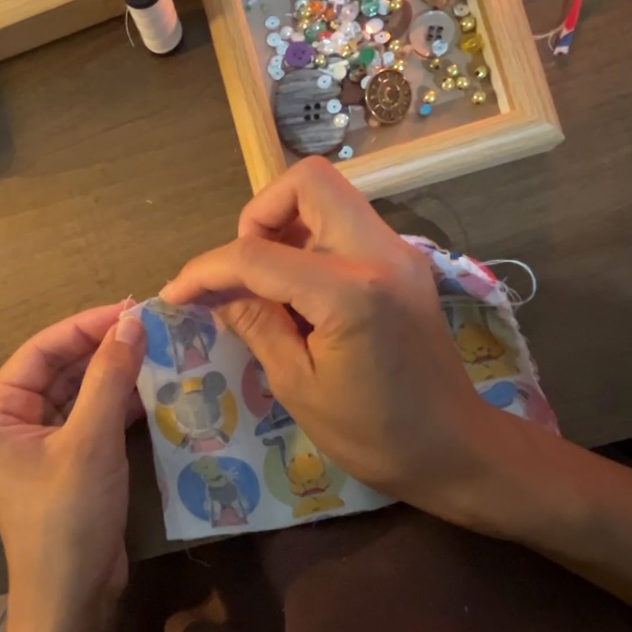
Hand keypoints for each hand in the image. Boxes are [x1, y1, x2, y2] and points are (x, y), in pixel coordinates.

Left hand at [0, 302, 145, 631]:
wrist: (72, 600)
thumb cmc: (68, 520)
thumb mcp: (89, 444)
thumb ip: (109, 377)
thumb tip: (132, 321)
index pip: (41, 350)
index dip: (86, 324)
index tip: (134, 308)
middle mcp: (12, 421)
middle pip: (62, 368)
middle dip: (105, 348)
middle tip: (156, 326)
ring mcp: (41, 443)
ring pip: (82, 392)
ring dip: (118, 374)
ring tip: (164, 350)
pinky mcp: (70, 462)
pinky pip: (94, 418)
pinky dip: (122, 405)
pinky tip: (158, 389)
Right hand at [161, 158, 517, 526]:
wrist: (455, 449)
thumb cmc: (373, 433)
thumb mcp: (298, 384)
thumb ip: (255, 324)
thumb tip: (214, 294)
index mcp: (350, 291)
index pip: (257, 253)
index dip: (205, 270)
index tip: (176, 294)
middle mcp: (379, 253)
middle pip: (307, 182)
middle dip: (257, 216)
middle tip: (241, 271)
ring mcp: (398, 253)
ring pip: (329, 196)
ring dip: (284, 226)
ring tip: (264, 284)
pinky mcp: (403, 263)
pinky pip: (345, 225)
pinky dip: (309, 243)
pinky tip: (296, 294)